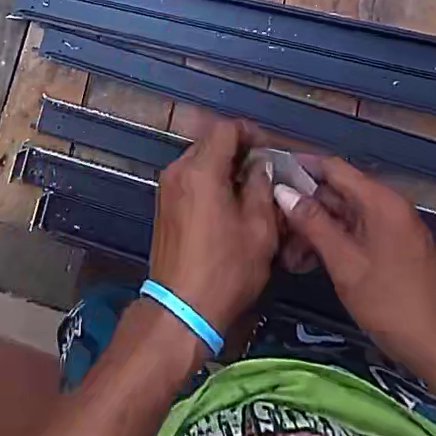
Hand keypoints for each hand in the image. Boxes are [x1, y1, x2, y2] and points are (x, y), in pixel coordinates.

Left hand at [150, 120, 278, 337]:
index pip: (225, 129)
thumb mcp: (259, 229)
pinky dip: (210, 181)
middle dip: (239, 151)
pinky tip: (230, 203)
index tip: (270, 150)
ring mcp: (167, 186)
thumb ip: (262, 188)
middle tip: (266, 171)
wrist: (182, 306)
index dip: (251, 133)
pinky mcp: (164, 203)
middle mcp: (178, 170)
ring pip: (199, 160)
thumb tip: (261, 166)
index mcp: (200, 170)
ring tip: (252, 189)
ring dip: (225, 167)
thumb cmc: (226, 269)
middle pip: (210, 142)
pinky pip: (190, 178)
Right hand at [274, 156, 435, 375]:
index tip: (267, 174)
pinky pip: (355, 234)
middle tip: (271, 225)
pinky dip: (331, 243)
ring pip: (342, 216)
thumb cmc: (395, 305)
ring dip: (313, 229)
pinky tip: (308, 263)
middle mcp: (388, 207)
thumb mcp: (345, 264)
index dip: (298, 166)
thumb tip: (282, 191)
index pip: (332, 166)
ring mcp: (392, 229)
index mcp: (380, 201)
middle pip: (335, 192)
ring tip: (286, 254)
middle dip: (302, 206)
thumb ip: (312, 223)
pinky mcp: (393, 250)